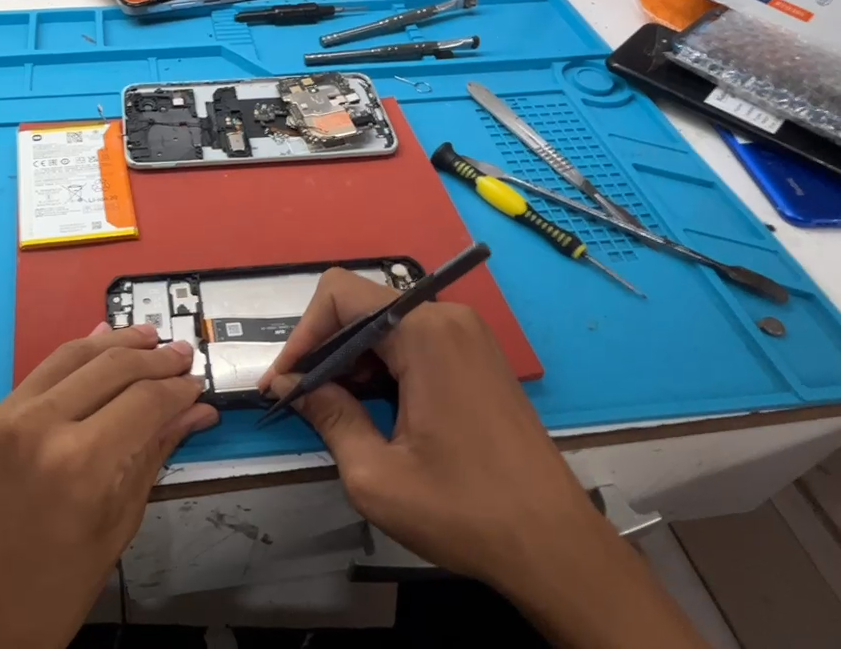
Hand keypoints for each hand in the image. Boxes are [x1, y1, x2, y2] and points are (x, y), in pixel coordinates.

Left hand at [0, 323, 217, 648]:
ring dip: (113, 343)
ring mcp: (1, 419)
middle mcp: (38, 428)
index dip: (178, 389)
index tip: (197, 383)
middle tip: (181, 353)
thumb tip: (196, 411)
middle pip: (110, 367)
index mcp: (79, 466)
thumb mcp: (115, 529)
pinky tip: (95, 352)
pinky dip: (70, 362)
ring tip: (146, 336)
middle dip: (153, 358)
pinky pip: (35, 379)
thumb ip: (153, 456)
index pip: (145, 402)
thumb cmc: (52, 594)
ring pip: (69, 357)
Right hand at [259, 269, 703, 646]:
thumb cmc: (465, 511)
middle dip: (325, 349)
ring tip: (337, 411)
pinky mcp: (477, 357)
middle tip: (304, 400)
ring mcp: (468, 336)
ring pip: (385, 325)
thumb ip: (326, 415)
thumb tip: (286, 384)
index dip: (302, 333)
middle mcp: (448, 318)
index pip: (340, 294)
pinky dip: (383, 367)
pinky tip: (376, 411)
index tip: (284, 382)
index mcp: (425, 334)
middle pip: (362, 306)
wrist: (556, 546)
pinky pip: (414, 341)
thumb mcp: (376, 475)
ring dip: (353, 361)